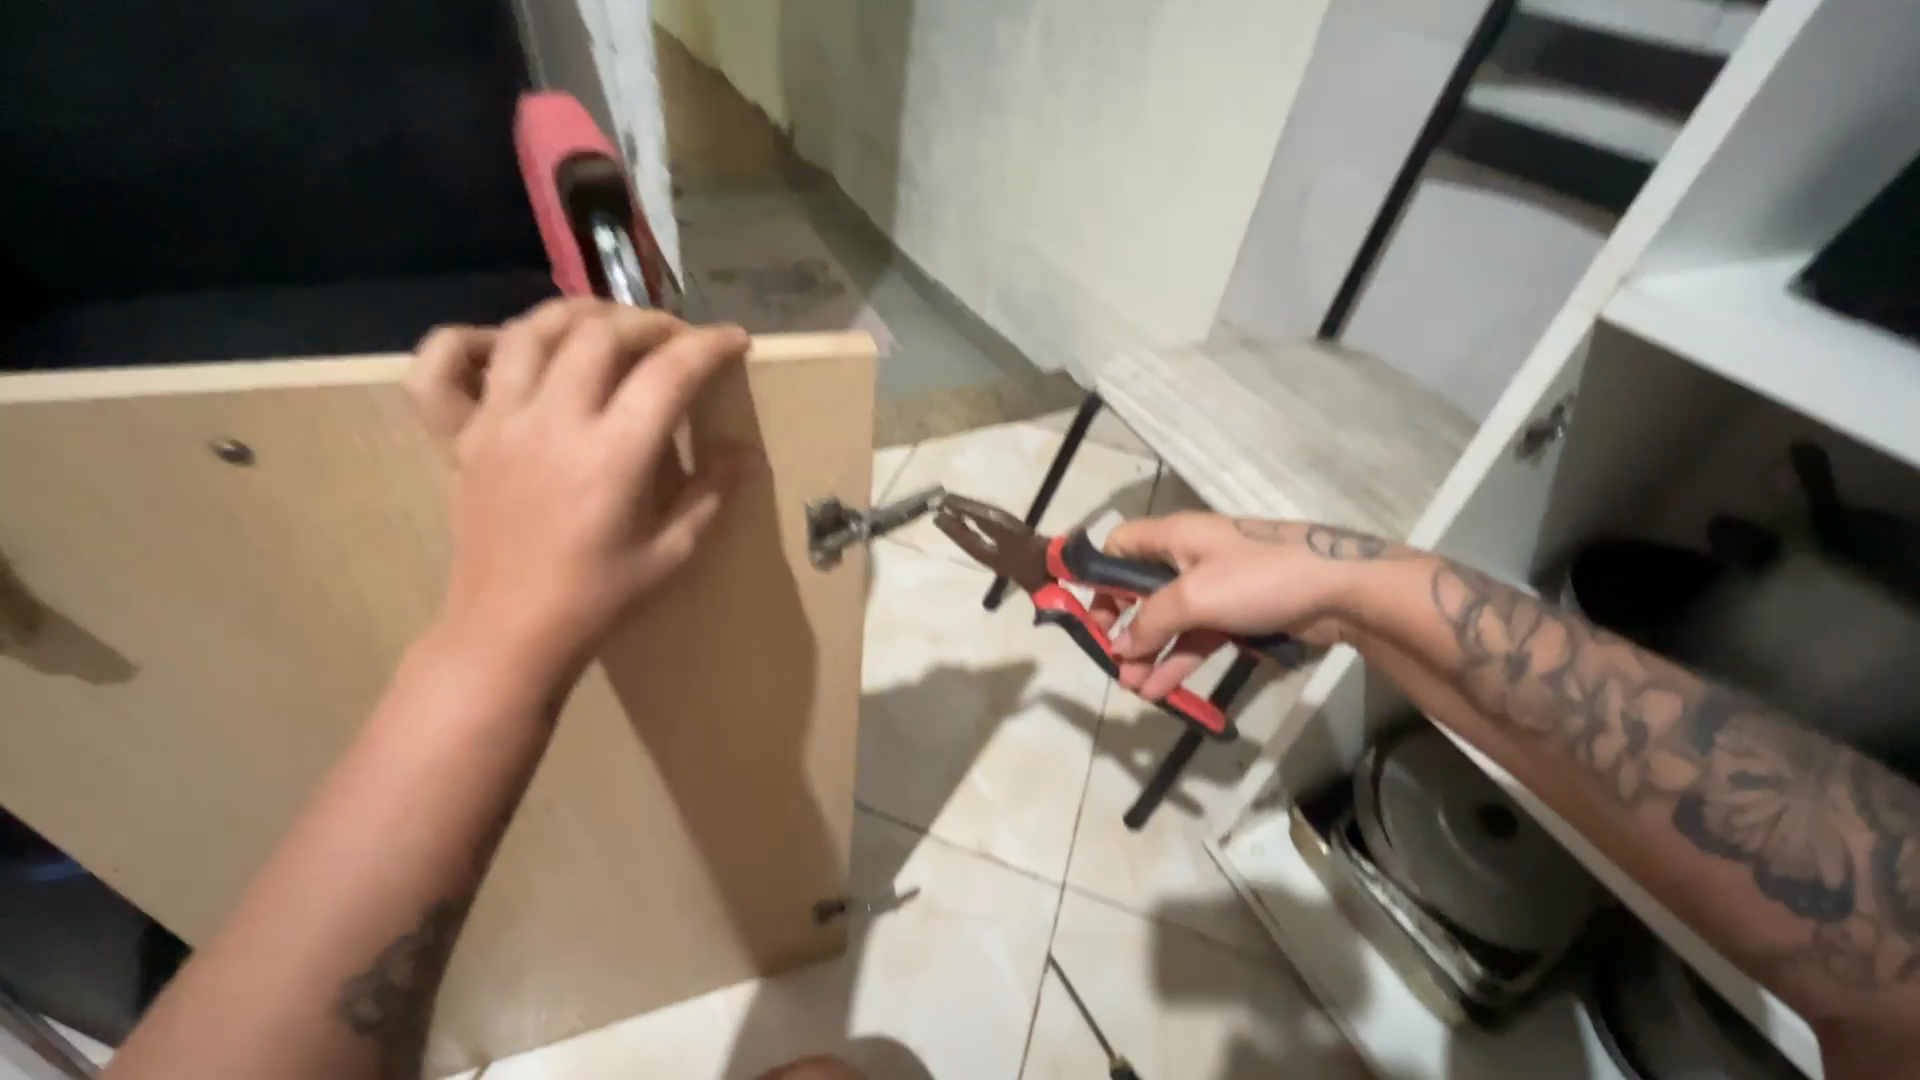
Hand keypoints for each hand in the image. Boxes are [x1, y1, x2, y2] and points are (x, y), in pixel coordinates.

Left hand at [405, 300, 758, 677]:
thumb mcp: (670, 552)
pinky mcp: (460, 437)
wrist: (509, 632)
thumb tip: (749, 454)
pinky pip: (441, 368)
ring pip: (530, 332)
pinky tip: (508, 347)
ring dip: (578, 314)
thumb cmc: (599, 597)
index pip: (668, 373)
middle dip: (650, 322)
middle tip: (677, 339)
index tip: (735, 341)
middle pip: (600, 335)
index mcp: (611, 457)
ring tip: (610, 326)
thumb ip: (710, 494)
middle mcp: (552, 425)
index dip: (709, 346)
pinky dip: (469, 340)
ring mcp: (498, 425)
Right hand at [1094, 513, 1401, 699]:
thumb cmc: (1258, 578)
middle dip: (1125, 626)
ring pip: (1170, 620)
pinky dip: (1180, 660)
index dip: (1100, 576)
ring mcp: (1215, 587)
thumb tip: (1118, 646)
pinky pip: (1197, 637)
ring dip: (1151, 652)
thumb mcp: (1194, 597)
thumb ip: (1150, 621)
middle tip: (1111, 658)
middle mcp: (1189, 557)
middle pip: (1141, 589)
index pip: (1120, 545)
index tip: (1091, 613)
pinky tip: (1162, 690)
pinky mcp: (1237, 614)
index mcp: (1174, 536)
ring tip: (1133, 686)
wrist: (1342, 589)